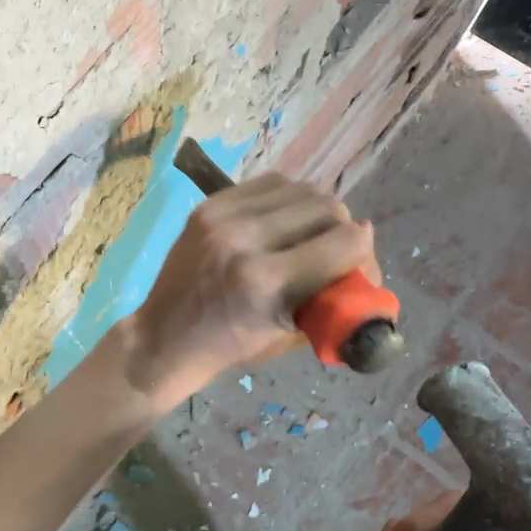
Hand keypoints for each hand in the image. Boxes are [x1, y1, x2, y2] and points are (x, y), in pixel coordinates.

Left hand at [123, 172, 380, 406]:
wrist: (164, 337)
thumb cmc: (230, 346)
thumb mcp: (290, 334)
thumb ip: (331, 298)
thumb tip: (366, 262)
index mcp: (266, 281)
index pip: (346, 241)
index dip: (364, 255)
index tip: (359, 268)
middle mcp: (244, 240)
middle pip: (327, 207)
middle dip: (342, 230)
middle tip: (335, 252)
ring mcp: (222, 217)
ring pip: (301, 189)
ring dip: (315, 212)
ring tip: (307, 236)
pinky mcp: (208, 206)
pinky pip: (269, 183)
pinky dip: (285, 200)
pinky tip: (282, 221)